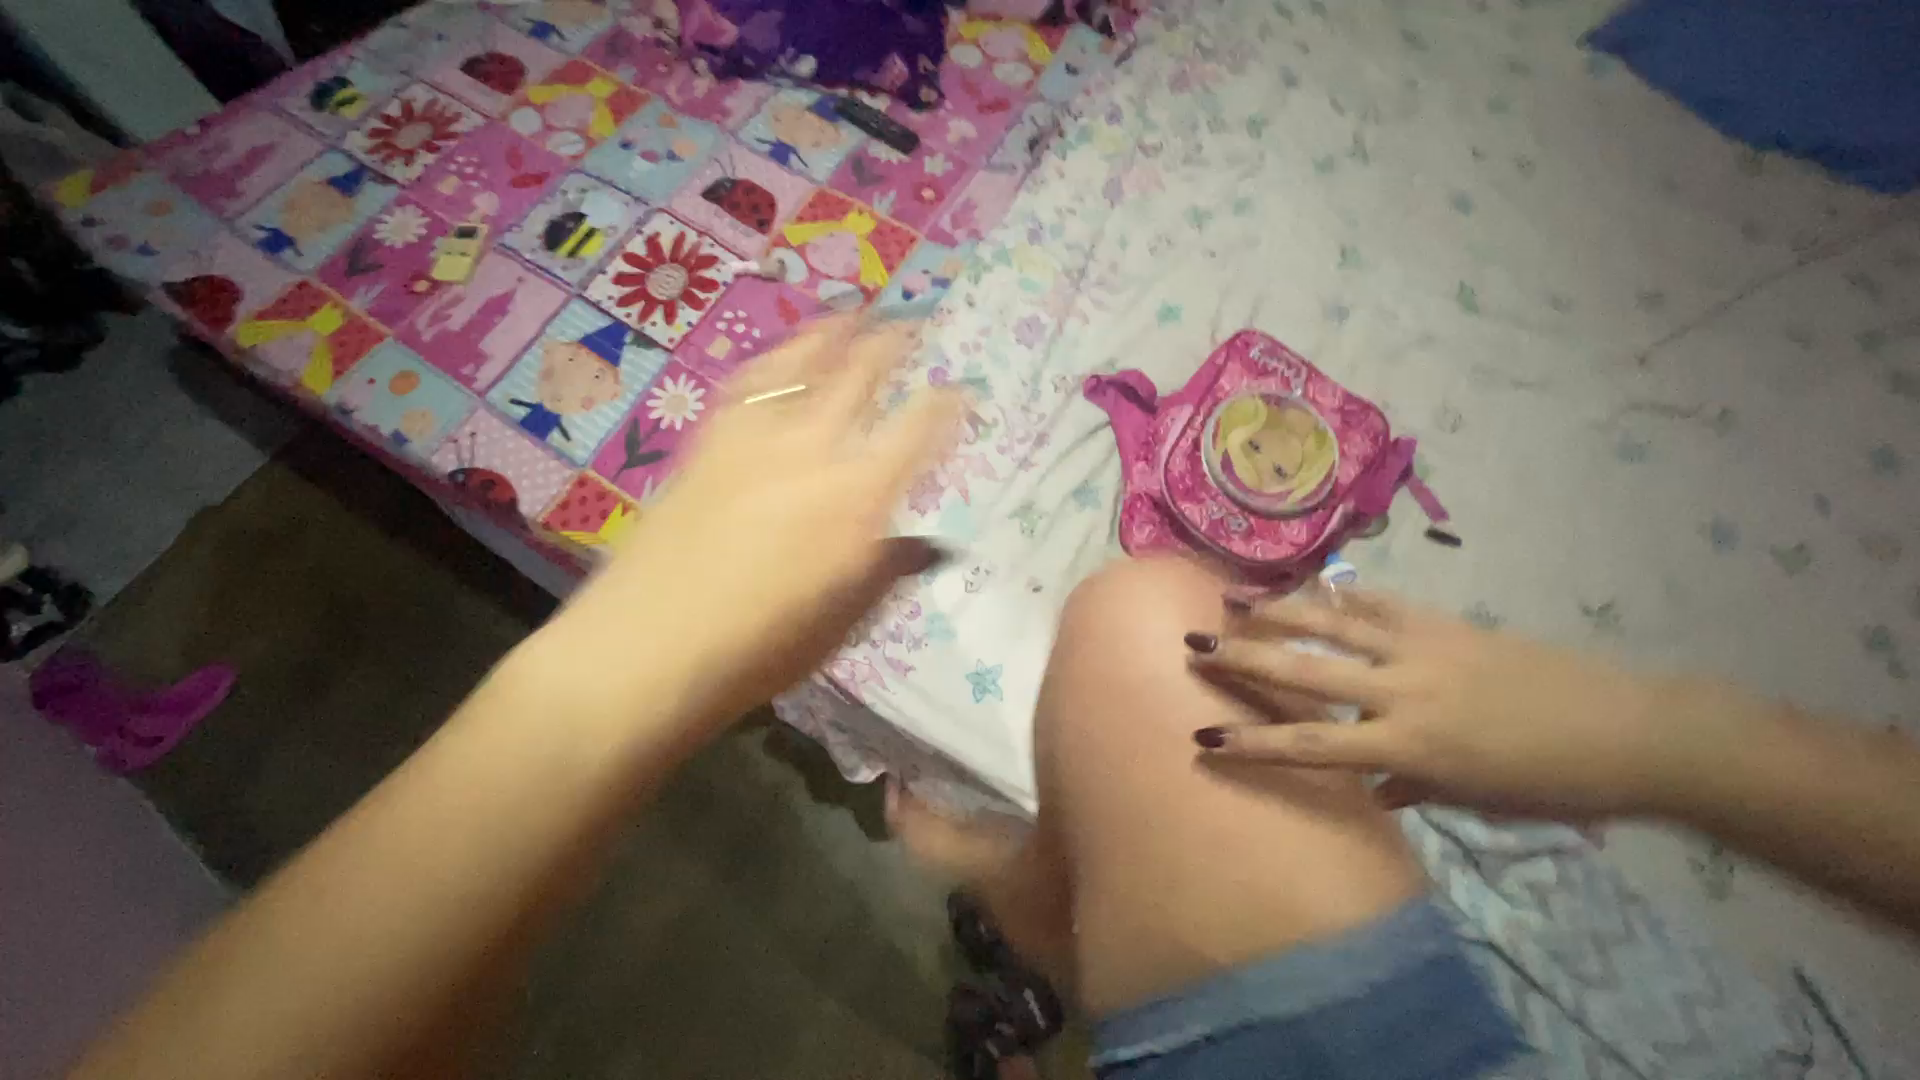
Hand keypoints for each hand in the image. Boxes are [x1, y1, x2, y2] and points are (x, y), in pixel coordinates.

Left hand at [525, 315, 964, 740]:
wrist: (647, 643)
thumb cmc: (758, 647)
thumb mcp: (843, 620)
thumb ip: (888, 569)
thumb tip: (930, 544)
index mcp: (857, 498)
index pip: (916, 431)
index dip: (944, 403)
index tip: (961, 387)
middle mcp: (812, 451)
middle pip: (861, 376)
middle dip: (893, 344)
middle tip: (913, 326)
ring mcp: (756, 437)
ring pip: (803, 363)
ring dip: (835, 333)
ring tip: (856, 312)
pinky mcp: (709, 439)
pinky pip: (751, 382)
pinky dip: (776, 358)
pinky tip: (784, 352)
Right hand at [1185, 589, 1733, 819]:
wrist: (1632, 731)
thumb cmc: (1550, 782)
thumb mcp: (1470, 797)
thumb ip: (1406, 784)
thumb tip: (1364, 783)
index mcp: (1410, 746)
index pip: (1311, 745)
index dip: (1253, 743)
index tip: (1205, 737)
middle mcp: (1403, 690)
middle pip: (1306, 670)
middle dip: (1244, 659)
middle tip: (1193, 645)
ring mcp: (1423, 648)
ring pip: (1333, 622)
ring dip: (1277, 609)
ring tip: (1231, 598)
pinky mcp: (1445, 623)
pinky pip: (1380, 602)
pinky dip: (1340, 592)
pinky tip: (1311, 582)